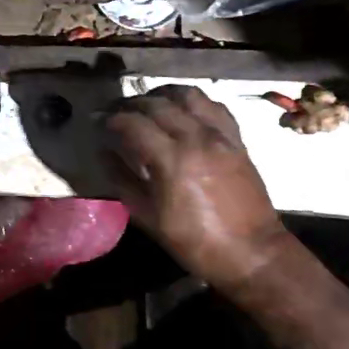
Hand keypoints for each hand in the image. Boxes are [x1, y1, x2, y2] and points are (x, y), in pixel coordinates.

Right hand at [103, 85, 290, 288]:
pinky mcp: (236, 139)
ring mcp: (220, 135)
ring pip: (187, 95)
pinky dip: (192, 102)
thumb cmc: (194, 241)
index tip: (97, 121)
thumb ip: (122, 179)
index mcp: (172, 159)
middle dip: (130, 104)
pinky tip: (181, 111)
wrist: (252, 253)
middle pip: (156, 103)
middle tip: (114, 112)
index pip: (133, 123)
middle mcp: (196, 138)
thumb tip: (104, 153)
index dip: (110, 119)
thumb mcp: (147, 217)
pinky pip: (213, 106)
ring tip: (147, 104)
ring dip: (161, 94)